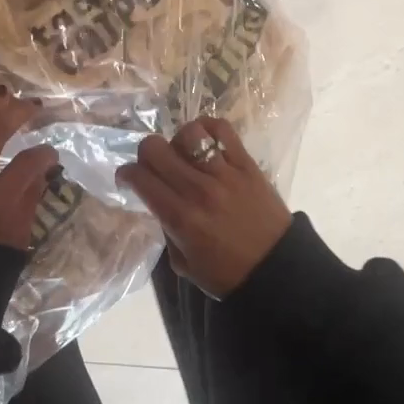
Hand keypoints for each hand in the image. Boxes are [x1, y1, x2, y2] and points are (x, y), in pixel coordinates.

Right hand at [118, 117, 291, 297]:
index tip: (128, 179)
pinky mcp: (247, 164)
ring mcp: (224, 173)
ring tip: (184, 156)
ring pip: (188, 133)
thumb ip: (167, 231)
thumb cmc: (228, 275)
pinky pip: (223, 130)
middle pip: (155, 148)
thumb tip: (161, 204)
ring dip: (178, 142)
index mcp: (180, 217)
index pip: (140, 178)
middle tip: (152, 167)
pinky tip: (205, 141)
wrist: (277, 269)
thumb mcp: (184, 264)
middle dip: (144, 155)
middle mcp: (198, 190)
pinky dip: (208, 128)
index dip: (126, 174)